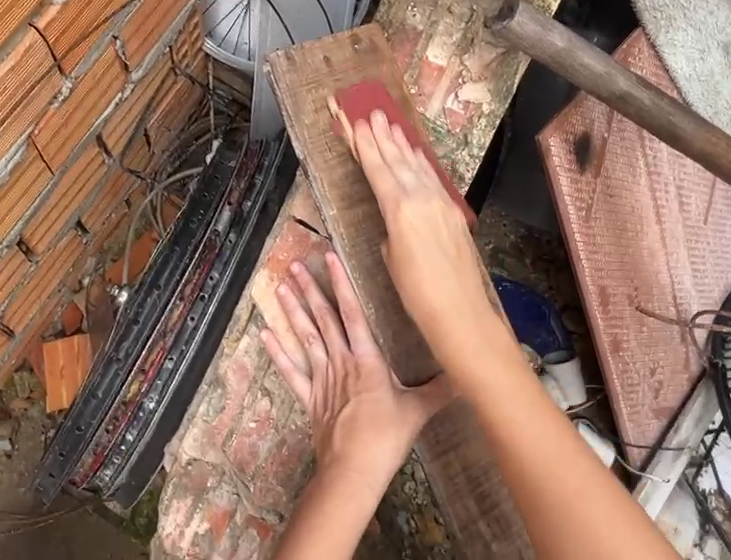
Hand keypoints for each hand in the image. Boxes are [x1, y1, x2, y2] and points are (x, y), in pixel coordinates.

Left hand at [260, 252, 452, 480]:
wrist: (353, 471)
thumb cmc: (386, 439)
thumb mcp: (417, 411)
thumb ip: (439, 390)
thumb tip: (465, 375)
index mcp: (367, 360)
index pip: (352, 312)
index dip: (341, 283)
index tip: (329, 258)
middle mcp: (341, 362)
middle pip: (323, 319)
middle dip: (310, 290)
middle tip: (295, 264)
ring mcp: (322, 378)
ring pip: (305, 337)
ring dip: (292, 311)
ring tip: (280, 286)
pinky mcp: (309, 398)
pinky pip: (291, 371)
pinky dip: (278, 352)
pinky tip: (265, 333)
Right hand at [330, 101, 510, 380]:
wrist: (460, 312)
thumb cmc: (416, 293)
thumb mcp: (390, 258)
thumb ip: (390, 230)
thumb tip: (395, 221)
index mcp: (400, 208)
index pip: (378, 169)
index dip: (365, 146)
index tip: (355, 123)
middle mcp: (421, 198)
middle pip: (397, 160)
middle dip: (382, 136)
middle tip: (372, 113)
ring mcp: (441, 203)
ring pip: (417, 166)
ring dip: (402, 144)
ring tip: (390, 124)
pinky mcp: (454, 212)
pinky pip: (433, 178)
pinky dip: (421, 163)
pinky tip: (416, 154)